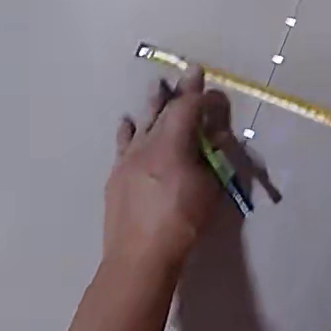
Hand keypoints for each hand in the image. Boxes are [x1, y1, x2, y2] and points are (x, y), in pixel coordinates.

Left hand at [105, 67, 231, 275]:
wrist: (138, 257)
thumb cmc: (182, 222)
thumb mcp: (209, 188)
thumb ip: (212, 158)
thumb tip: (214, 135)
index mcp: (172, 146)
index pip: (186, 108)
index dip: (196, 91)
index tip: (201, 74)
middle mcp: (146, 146)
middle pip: (162, 111)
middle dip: (176, 92)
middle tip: (185, 73)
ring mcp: (127, 160)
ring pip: (141, 123)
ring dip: (151, 105)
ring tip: (156, 89)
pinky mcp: (116, 175)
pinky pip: (122, 143)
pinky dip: (128, 130)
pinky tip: (126, 123)